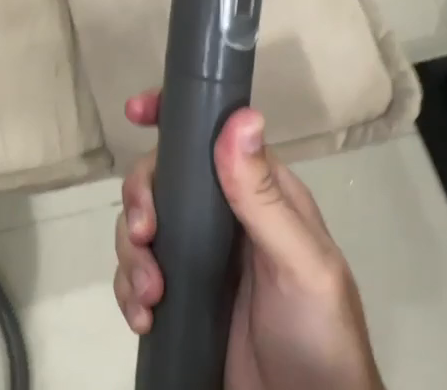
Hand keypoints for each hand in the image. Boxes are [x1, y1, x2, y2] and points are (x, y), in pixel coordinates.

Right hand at [113, 91, 381, 389]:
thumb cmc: (319, 335)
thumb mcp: (300, 264)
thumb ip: (264, 195)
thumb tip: (243, 116)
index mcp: (259, 194)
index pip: (211, 136)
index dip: (172, 116)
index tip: (136, 112)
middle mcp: (223, 217)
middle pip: (161, 180)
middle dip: (140, 201)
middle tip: (144, 234)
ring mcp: (197, 258)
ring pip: (140, 227)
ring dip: (132, 256)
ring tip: (149, 296)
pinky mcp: (178, 297)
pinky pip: (134, 275)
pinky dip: (128, 291)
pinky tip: (143, 317)